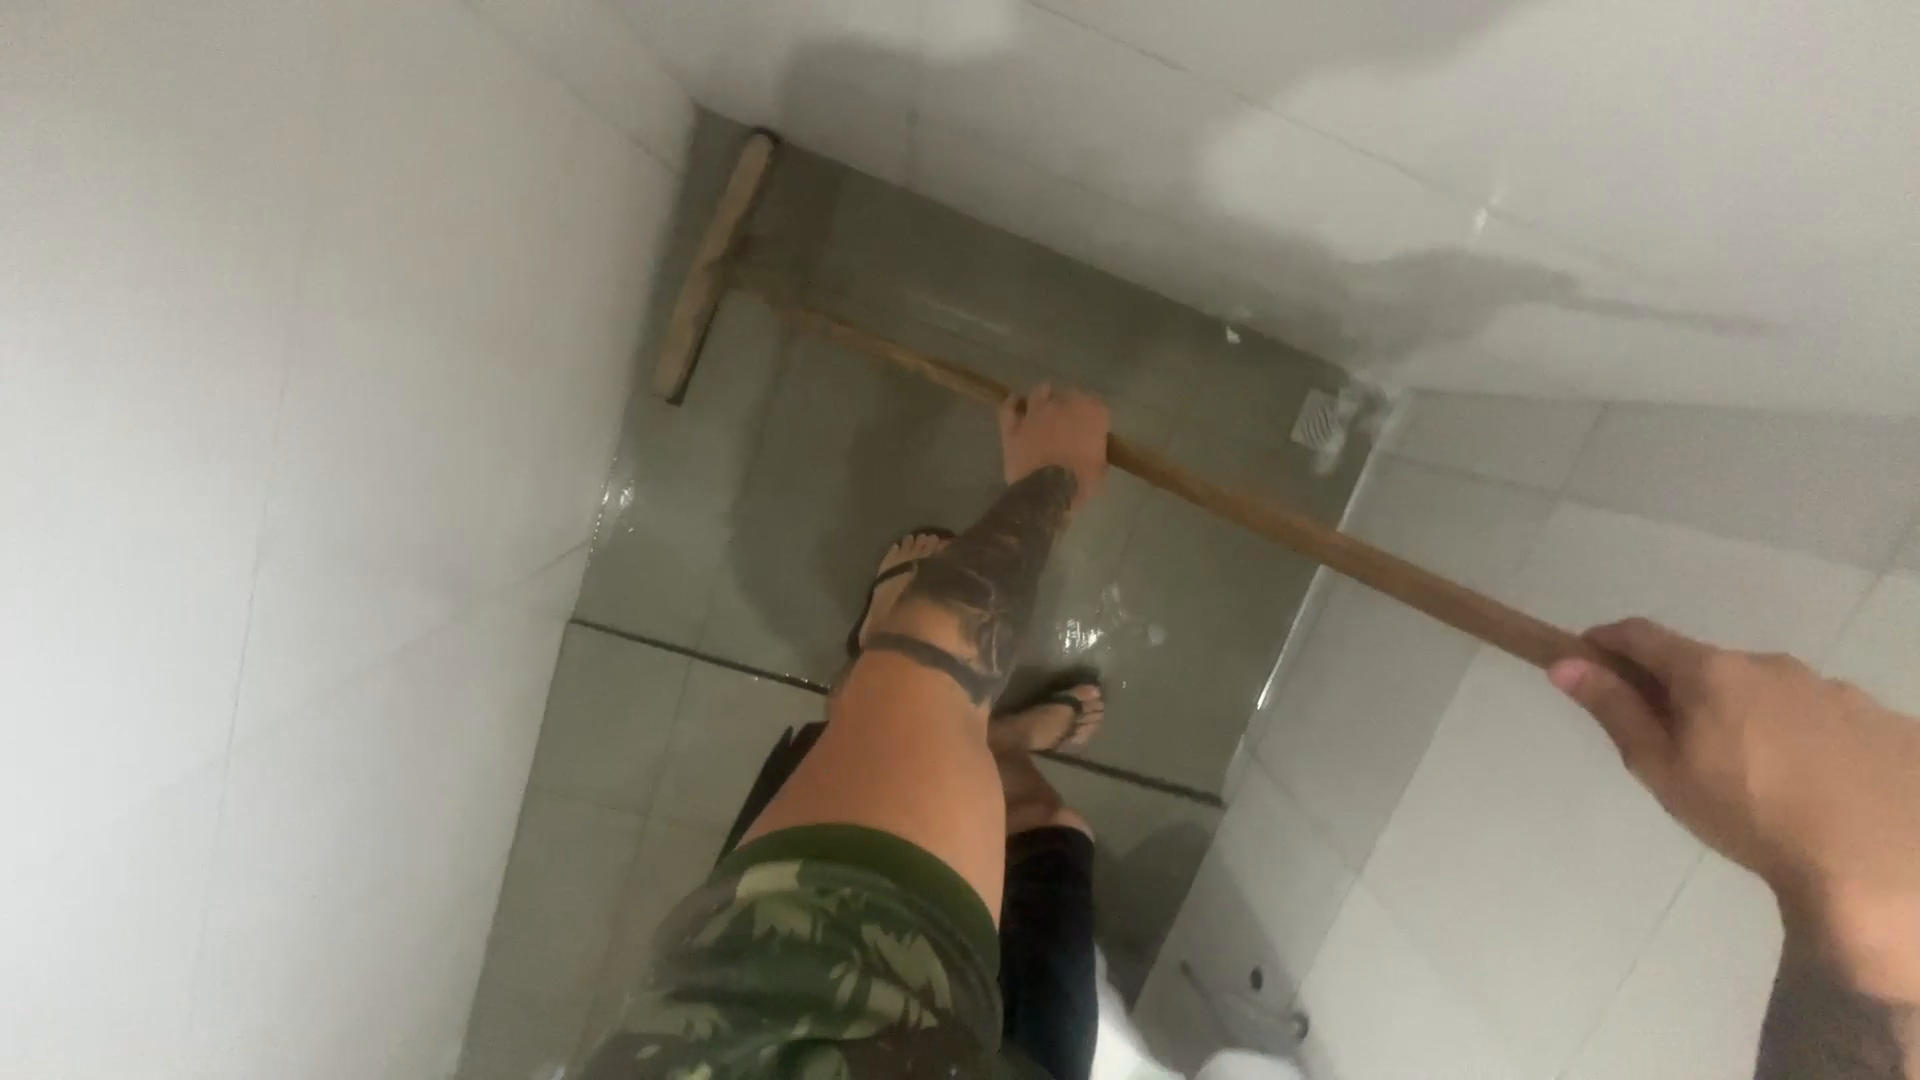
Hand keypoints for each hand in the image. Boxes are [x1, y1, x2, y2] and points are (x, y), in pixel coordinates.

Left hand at [998, 383, 1108, 512]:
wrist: (1049, 490)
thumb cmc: (1081, 480)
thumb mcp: (1100, 466)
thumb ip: (1096, 450)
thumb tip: (1091, 450)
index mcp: (1090, 412)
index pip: (1095, 402)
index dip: (1091, 415)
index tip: (1090, 426)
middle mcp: (1063, 404)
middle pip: (1067, 395)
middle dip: (1068, 406)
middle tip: (1067, 422)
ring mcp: (1036, 413)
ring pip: (1039, 393)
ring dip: (1043, 397)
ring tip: (1043, 405)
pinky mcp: (1013, 425)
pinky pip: (1009, 408)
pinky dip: (1013, 404)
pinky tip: (1016, 404)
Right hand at [1550, 619, 1919, 991]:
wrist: (1881, 871)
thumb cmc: (1745, 813)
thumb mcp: (1659, 766)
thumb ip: (1613, 708)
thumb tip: (1564, 664)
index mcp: (1710, 672)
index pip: (1640, 634)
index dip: (1605, 641)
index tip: (1587, 659)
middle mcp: (1773, 667)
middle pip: (1708, 664)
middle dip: (1682, 688)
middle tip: (1673, 737)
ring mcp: (1839, 692)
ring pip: (1770, 690)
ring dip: (1746, 710)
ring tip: (1752, 768)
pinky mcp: (1890, 724)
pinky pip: (1827, 715)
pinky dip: (1804, 732)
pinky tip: (1812, 779)